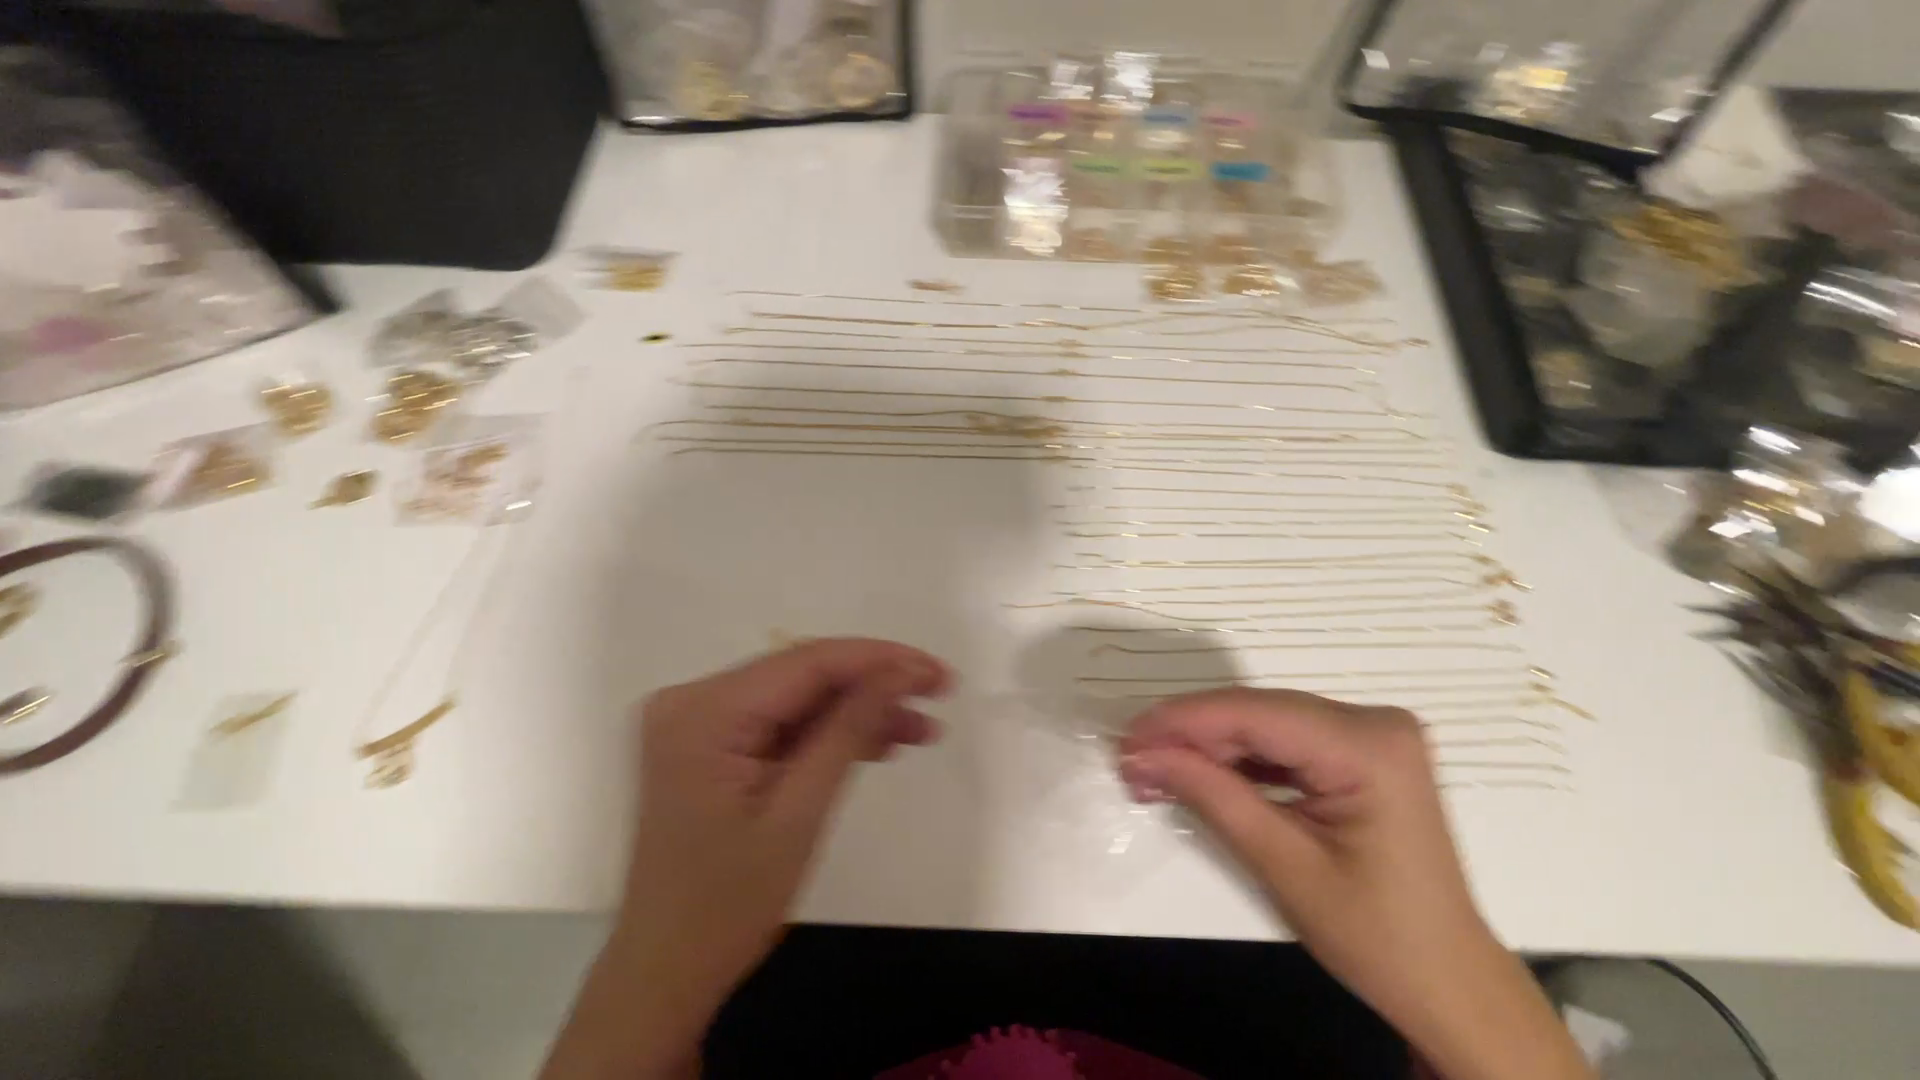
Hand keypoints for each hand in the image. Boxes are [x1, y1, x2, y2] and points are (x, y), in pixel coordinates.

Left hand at [543, 639, 949, 1079]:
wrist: (665, 970)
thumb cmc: (728, 904)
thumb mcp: (800, 813)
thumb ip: (849, 730)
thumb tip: (899, 671)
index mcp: (702, 713)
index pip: (806, 662)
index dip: (880, 660)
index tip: (939, 673)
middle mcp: (690, 701)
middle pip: (800, 675)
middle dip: (872, 686)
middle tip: (937, 700)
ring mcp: (694, 723)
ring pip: (794, 698)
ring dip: (855, 711)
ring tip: (919, 731)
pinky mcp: (706, 746)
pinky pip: (777, 724)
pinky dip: (824, 733)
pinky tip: (875, 745)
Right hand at [1119, 688, 1590, 1079]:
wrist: (1447, 982)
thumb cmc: (1374, 935)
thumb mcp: (1283, 864)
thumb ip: (1211, 795)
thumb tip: (1140, 753)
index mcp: (1370, 746)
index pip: (1255, 714)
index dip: (1182, 721)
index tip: (1124, 740)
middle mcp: (1376, 723)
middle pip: (1260, 714)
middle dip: (1190, 736)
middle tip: (1130, 761)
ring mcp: (1374, 736)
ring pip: (1268, 725)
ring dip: (1210, 747)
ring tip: (1152, 769)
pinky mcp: (1364, 755)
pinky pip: (1288, 743)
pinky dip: (1242, 760)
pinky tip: (1200, 774)